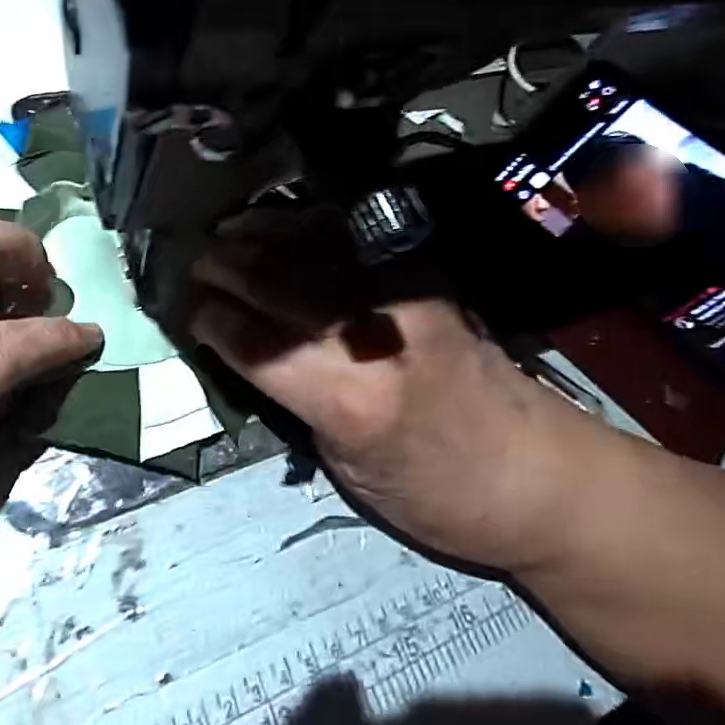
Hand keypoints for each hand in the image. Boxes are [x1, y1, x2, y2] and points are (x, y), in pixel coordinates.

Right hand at [190, 211, 598, 574]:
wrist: (536, 470)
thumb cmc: (439, 496)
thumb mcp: (350, 472)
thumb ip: (301, 400)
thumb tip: (253, 349)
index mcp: (352, 402)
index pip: (258, 343)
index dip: (213, 319)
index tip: (188, 307)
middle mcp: (380, 337)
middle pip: (283, 284)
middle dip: (229, 265)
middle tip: (196, 259)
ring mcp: (412, 297)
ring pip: (320, 251)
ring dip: (268, 236)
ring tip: (233, 233)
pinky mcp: (435, 280)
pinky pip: (359, 245)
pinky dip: (317, 233)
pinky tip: (292, 228)